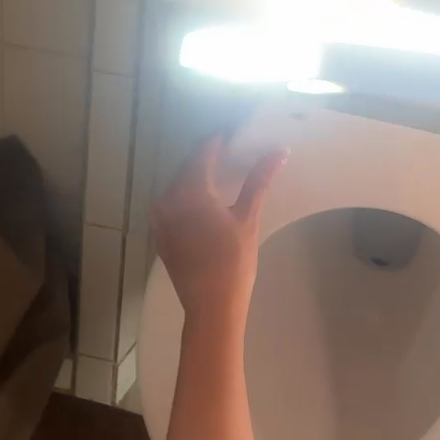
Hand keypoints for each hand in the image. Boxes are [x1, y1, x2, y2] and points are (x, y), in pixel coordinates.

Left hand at [152, 134, 287, 324]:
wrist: (211, 305)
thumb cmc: (233, 262)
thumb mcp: (248, 218)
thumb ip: (259, 181)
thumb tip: (279, 151)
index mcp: (189, 191)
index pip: (203, 153)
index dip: (218, 141)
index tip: (234, 134)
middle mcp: (168, 200)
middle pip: (188, 168)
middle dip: (208, 159)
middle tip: (231, 154)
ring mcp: (160, 219)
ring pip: (178, 187)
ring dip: (197, 178)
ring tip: (221, 178)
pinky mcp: (160, 235)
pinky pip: (172, 206)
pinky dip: (187, 199)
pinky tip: (205, 205)